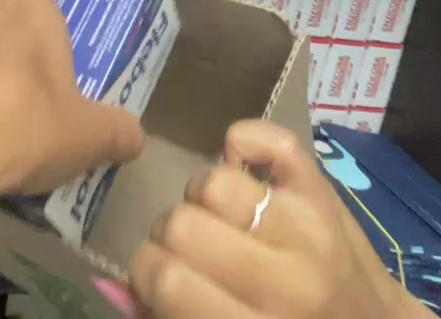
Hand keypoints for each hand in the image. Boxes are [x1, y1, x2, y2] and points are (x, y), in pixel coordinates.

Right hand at [127, 121, 428, 318]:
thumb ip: (171, 317)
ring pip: (212, 183)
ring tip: (219, 220)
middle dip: (170, 238)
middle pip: (182, 225)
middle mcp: (287, 280)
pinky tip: (243, 171)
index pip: (168, 281)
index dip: (145, 274)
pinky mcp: (324, 190)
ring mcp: (309, 227)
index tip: (157, 282)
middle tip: (192, 256)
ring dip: (200, 199)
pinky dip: (244, 142)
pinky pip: (270, 140)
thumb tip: (117, 284)